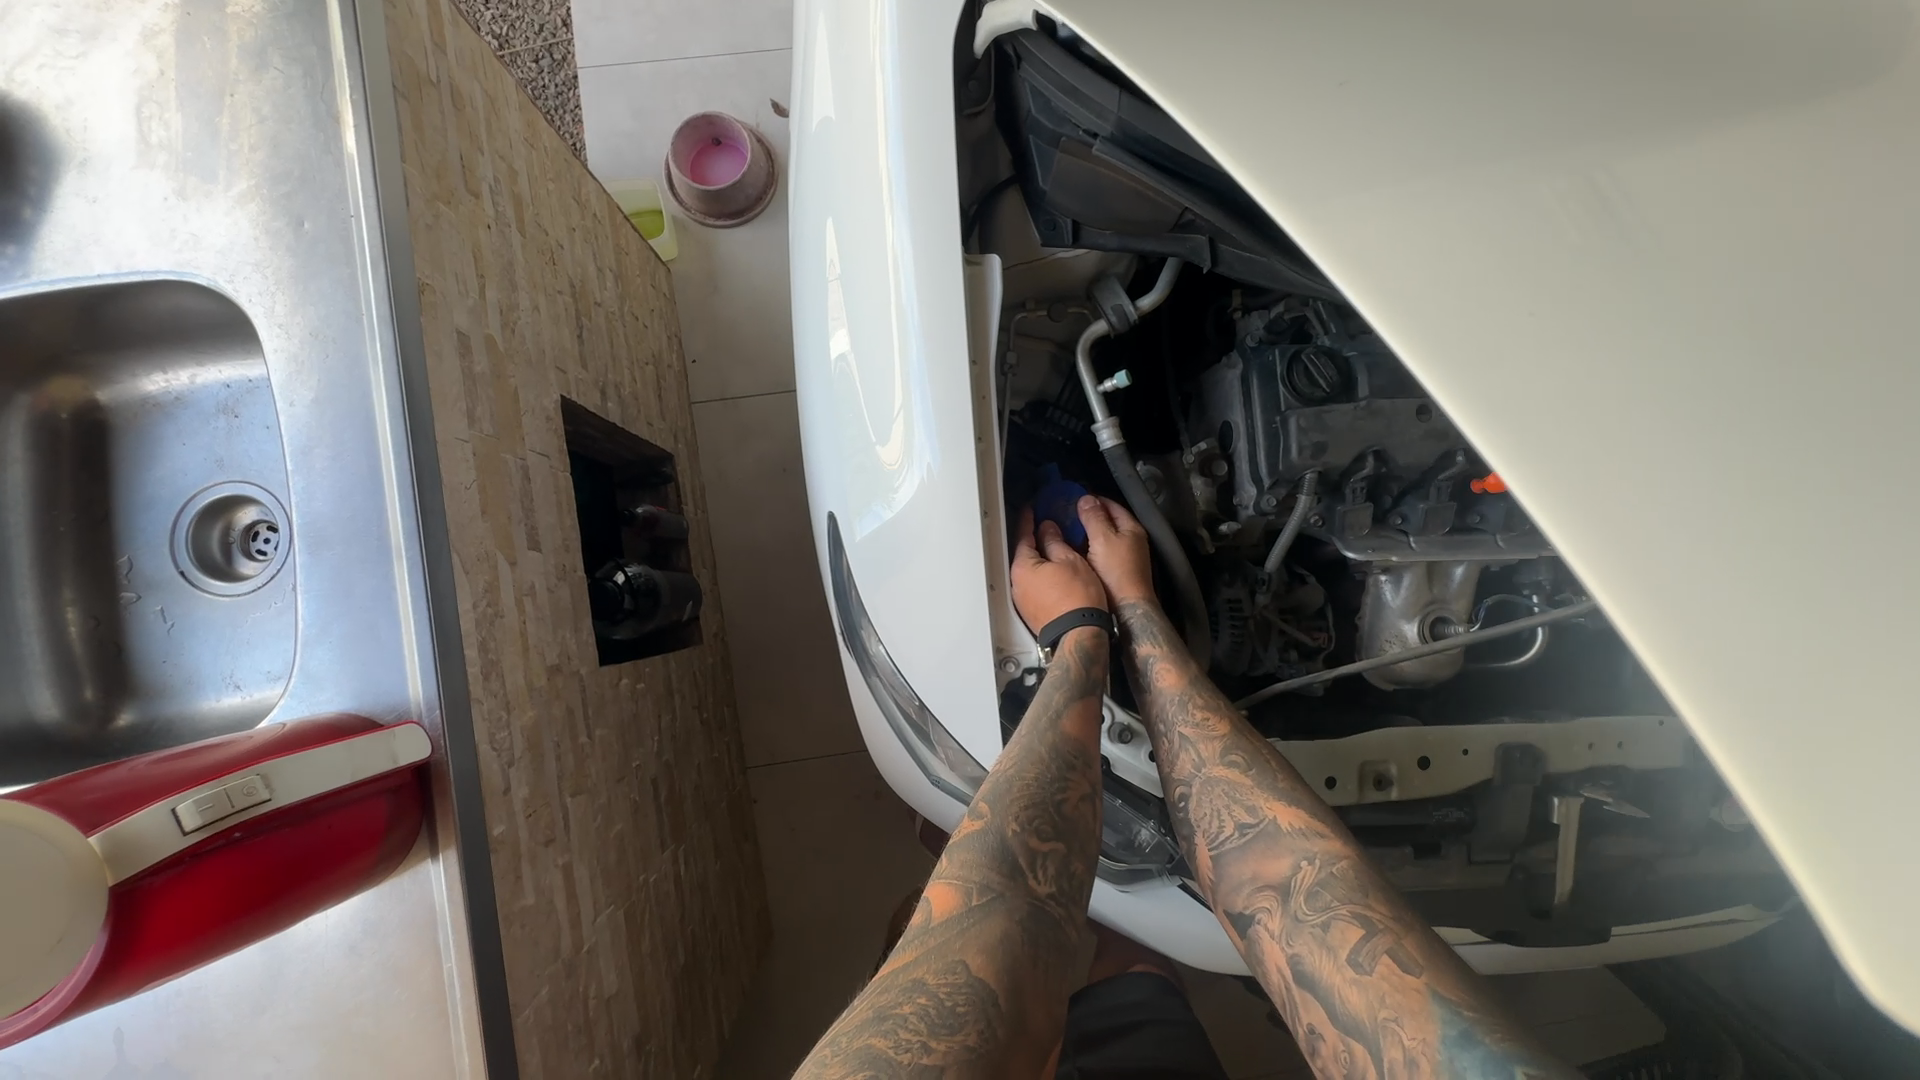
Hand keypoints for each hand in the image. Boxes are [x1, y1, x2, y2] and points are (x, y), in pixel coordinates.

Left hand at [1011, 506, 1107, 632]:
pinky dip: (1043, 578)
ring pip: (1030, 572)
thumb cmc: (1077, 600)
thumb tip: (1047, 529)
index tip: (1031, 510)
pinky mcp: (1031, 612)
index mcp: (1023, 567)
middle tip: (1046, 528)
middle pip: (1024, 554)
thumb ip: (1055, 541)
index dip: (1028, 519)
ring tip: (1056, 552)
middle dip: (1035, 541)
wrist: (1079, 636)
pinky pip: (1035, 587)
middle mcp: (1017, 584)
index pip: (1023, 535)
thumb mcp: (1069, 560)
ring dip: (1040, 561)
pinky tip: (1057, 577)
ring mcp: (1023, 600)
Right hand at [1077, 495, 1155, 606]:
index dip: (1093, 500)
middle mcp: (1131, 540)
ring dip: (1087, 533)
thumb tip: (1086, 498)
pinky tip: (1074, 551)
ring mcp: (1125, 556)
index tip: (1074, 499)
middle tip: (1067, 515)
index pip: (1111, 505)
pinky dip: (1088, 548)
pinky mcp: (1117, 571)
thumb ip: (1094, 518)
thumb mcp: (1103, 539)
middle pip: (1107, 521)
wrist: (1126, 608)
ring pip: (1102, 538)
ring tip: (1067, 531)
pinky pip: (1099, 552)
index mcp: (1131, 528)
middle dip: (1088, 517)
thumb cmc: (1117, 572)